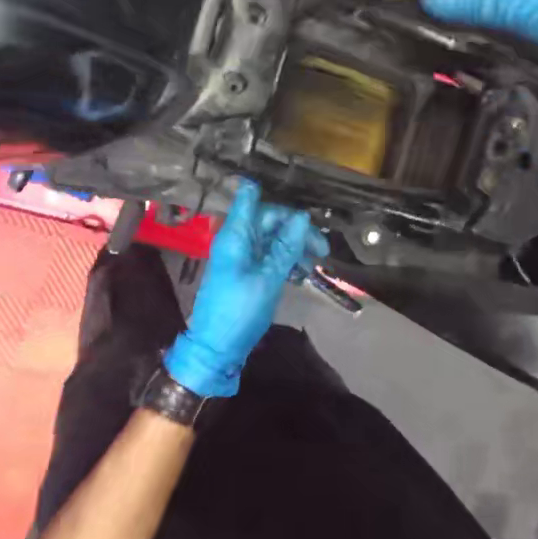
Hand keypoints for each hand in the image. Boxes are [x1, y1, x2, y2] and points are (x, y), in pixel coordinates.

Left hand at [162, 183, 329, 396]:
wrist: (216, 349)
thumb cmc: (239, 311)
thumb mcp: (268, 279)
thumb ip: (286, 247)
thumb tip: (303, 217)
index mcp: (236, 236)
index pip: (251, 198)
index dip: (269, 189)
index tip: (297, 192)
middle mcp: (237, 240)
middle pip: (270, 219)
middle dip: (297, 228)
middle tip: (322, 248)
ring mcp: (242, 256)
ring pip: (273, 238)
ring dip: (295, 245)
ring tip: (315, 262)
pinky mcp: (247, 271)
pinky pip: (270, 254)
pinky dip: (287, 259)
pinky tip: (302, 272)